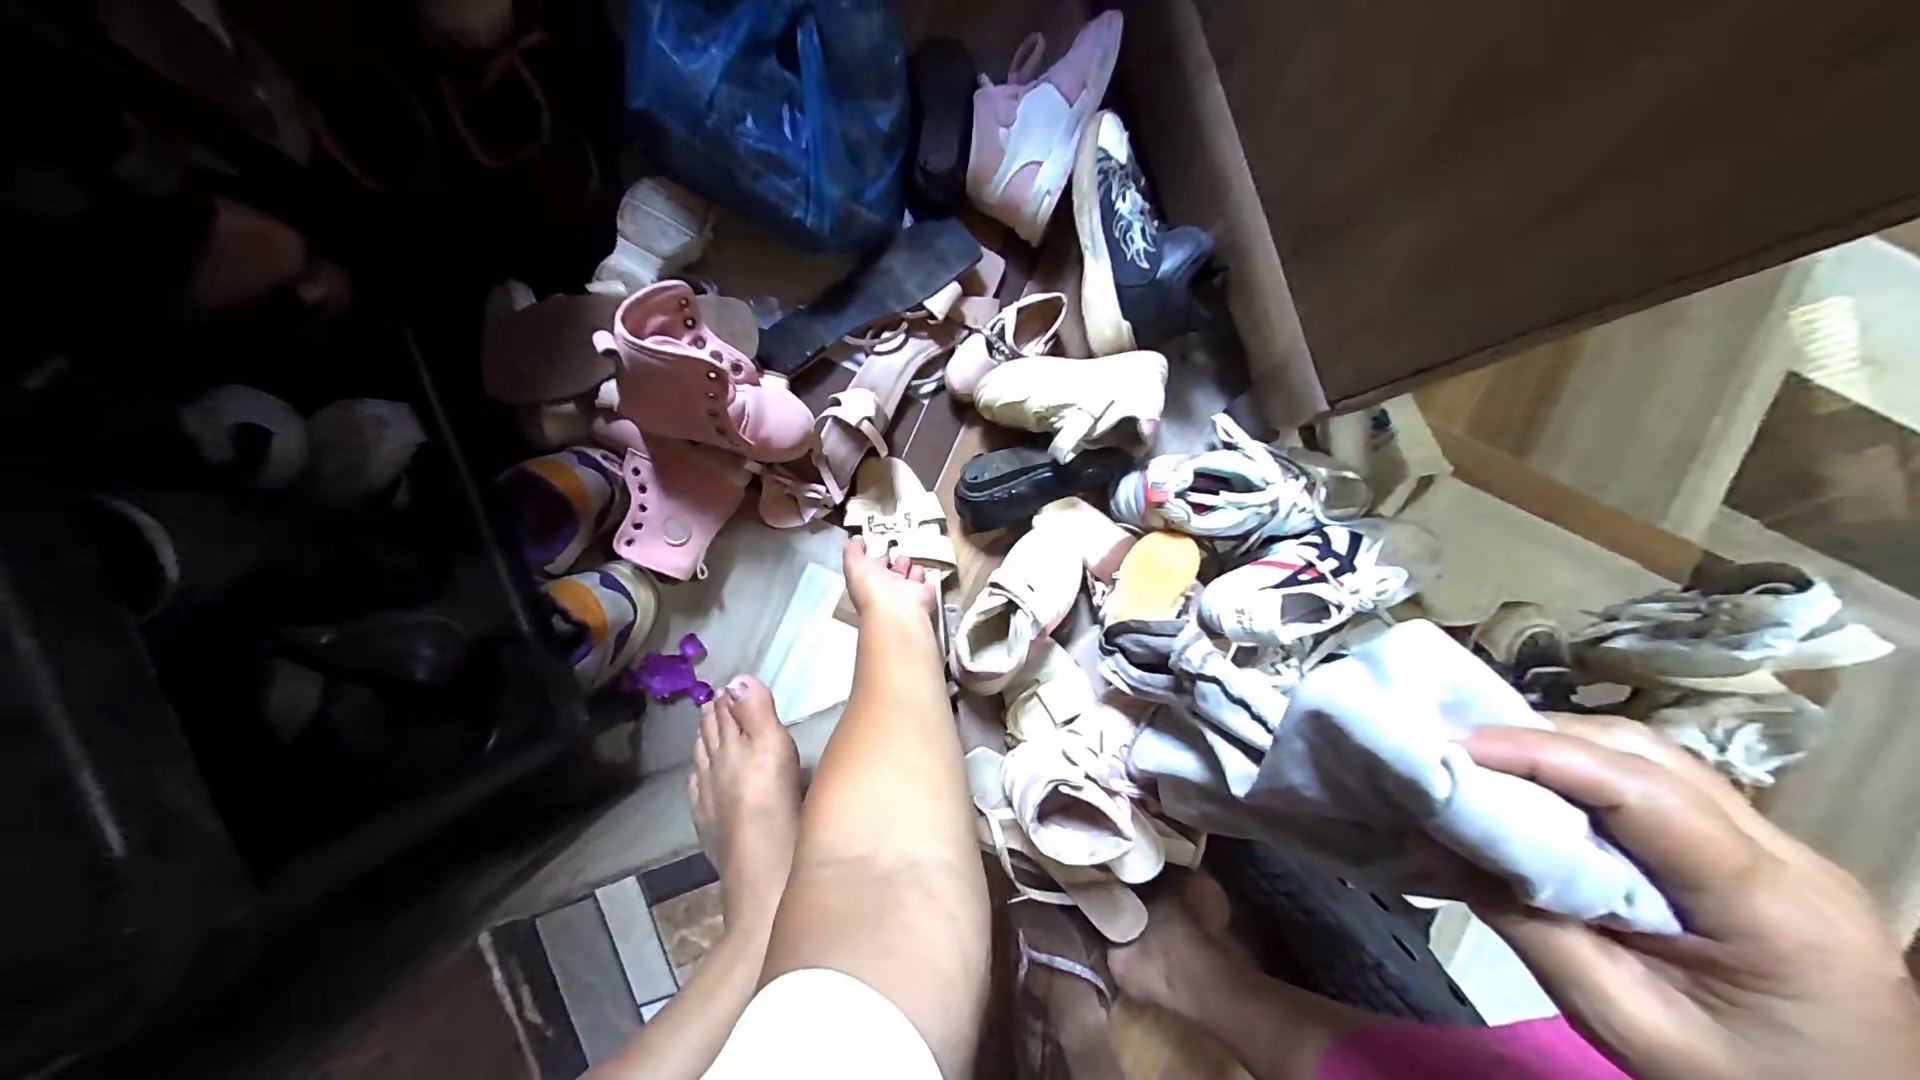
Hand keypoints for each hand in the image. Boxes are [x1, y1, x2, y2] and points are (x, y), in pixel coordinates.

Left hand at [842, 538, 935, 618]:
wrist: (897, 607)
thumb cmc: (872, 586)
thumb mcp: (854, 564)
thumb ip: (853, 550)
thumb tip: (857, 540)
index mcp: (870, 581)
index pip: (874, 566)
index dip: (876, 555)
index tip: (881, 543)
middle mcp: (888, 588)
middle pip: (893, 569)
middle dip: (896, 559)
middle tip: (899, 550)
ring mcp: (907, 592)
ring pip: (910, 573)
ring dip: (910, 565)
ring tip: (908, 561)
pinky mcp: (924, 594)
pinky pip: (925, 581)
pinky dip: (923, 576)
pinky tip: (920, 569)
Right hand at [1464, 716, 1919, 1079]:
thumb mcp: (1620, 1019)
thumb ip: (1524, 922)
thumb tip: (1431, 839)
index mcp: (1774, 909)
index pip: (1644, 794)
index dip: (1542, 753)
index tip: (1455, 745)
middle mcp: (1791, 858)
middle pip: (1650, 758)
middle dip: (1542, 739)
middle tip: (1456, 746)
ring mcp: (1784, 848)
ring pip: (1654, 757)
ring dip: (1561, 746)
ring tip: (1485, 758)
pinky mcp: (1758, 849)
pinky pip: (1661, 781)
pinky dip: (1586, 769)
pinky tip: (1541, 784)